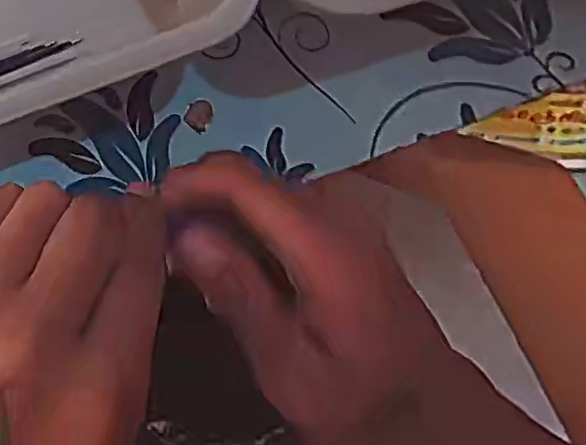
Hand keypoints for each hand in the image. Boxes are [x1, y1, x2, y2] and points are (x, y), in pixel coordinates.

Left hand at [0, 182, 166, 444]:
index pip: (141, 271)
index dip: (151, 233)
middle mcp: (35, 329)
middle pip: (96, 222)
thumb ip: (120, 361)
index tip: (149, 218)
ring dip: (60, 213)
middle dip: (110, 218)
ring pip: (46, 198)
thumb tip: (135, 271)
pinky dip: (14, 211)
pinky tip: (10, 240)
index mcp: (89, 393)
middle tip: (104, 231)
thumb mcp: (85, 440)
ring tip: (52, 241)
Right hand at [161, 154, 558, 444]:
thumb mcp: (291, 370)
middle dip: (192, 191)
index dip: (187, 182)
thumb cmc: (361, 401)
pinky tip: (220, 253)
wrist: (435, 412)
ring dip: (210, 203)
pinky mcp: (334, 225)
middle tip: (158, 232)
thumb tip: (183, 236)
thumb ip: (238, 297)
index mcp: (322, 243)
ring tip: (181, 246)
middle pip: (244, 173)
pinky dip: (234, 215)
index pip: (239, 180)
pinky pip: (270, 201)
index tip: (150, 208)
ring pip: (254, 183)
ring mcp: (336, 214)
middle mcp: (331, 212)